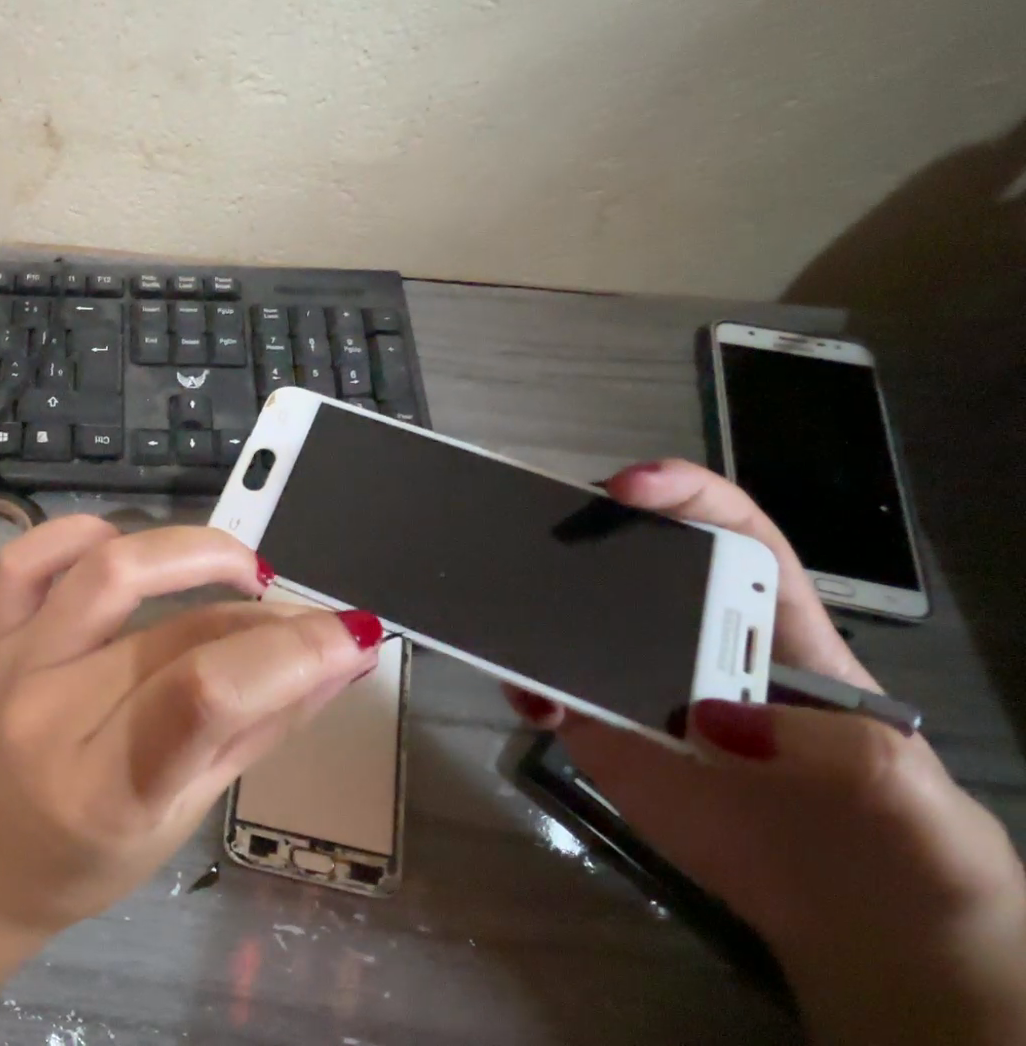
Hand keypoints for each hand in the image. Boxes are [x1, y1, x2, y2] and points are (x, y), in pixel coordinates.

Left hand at [0, 518, 384, 932]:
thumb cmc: (93, 859)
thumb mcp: (188, 815)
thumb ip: (262, 728)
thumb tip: (340, 655)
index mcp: (104, 790)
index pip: (203, 694)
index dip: (289, 652)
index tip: (349, 636)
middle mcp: (49, 714)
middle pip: (172, 631)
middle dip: (264, 615)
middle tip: (307, 622)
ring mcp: (13, 664)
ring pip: (108, 570)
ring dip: (191, 551)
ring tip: (241, 571)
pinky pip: (30, 556)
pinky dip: (86, 532)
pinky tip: (133, 547)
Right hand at [505, 459, 1025, 1043]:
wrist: (851, 917)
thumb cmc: (901, 840)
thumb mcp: (905, 793)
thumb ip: (829, 746)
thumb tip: (709, 717)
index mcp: (780, 627)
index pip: (735, 536)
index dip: (683, 497)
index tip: (627, 488)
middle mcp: (701, 640)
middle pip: (633, 566)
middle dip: (578, 537)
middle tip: (524, 531)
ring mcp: (645, 685)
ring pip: (575, 624)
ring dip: (532, 611)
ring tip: (500, 616)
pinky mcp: (605, 731)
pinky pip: (551, 689)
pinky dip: (525, 681)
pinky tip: (525, 696)